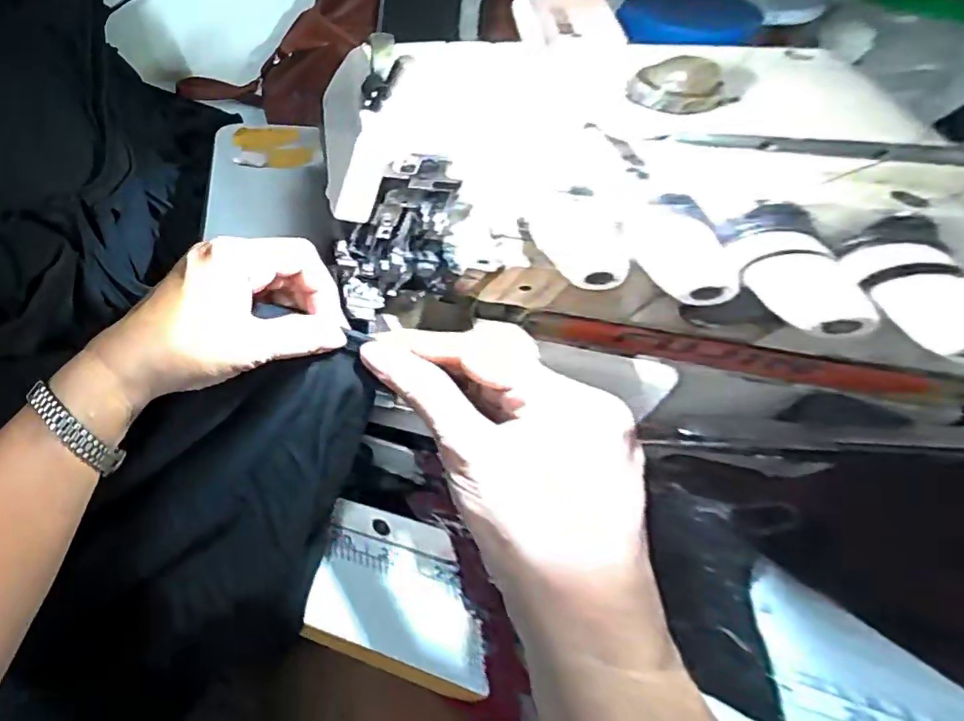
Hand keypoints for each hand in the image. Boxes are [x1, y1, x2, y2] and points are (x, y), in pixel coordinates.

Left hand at [82, 237, 349, 414]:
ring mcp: (206, 264)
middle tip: (318, 332)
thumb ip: (300, 336)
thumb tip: (331, 334)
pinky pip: (243, 281)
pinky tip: (271, 326)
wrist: (131, 361)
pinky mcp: (199, 280)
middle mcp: (219, 251)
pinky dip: (263, 301)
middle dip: (307, 295)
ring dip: (286, 300)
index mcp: (233, 255)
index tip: (330, 324)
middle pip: (282, 261)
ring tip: (298, 333)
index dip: (324, 290)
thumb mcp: (252, 345)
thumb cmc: (182, 348)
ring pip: (264, 272)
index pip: (300, 255)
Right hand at [358, 324, 646, 587]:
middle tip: (386, 361)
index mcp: (573, 402)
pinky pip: (510, 411)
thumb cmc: (534, 537)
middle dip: (437, 362)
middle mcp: (584, 408)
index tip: (378, 345)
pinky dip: (471, 407)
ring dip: (451, 384)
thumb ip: (423, 392)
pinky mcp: (566, 452)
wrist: (582, 617)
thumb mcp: (469, 454)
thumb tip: (378, 352)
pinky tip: (440, 408)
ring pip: (500, 386)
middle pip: (495, 363)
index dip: (424, 345)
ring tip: (404, 382)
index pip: (484, 350)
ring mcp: (579, 431)